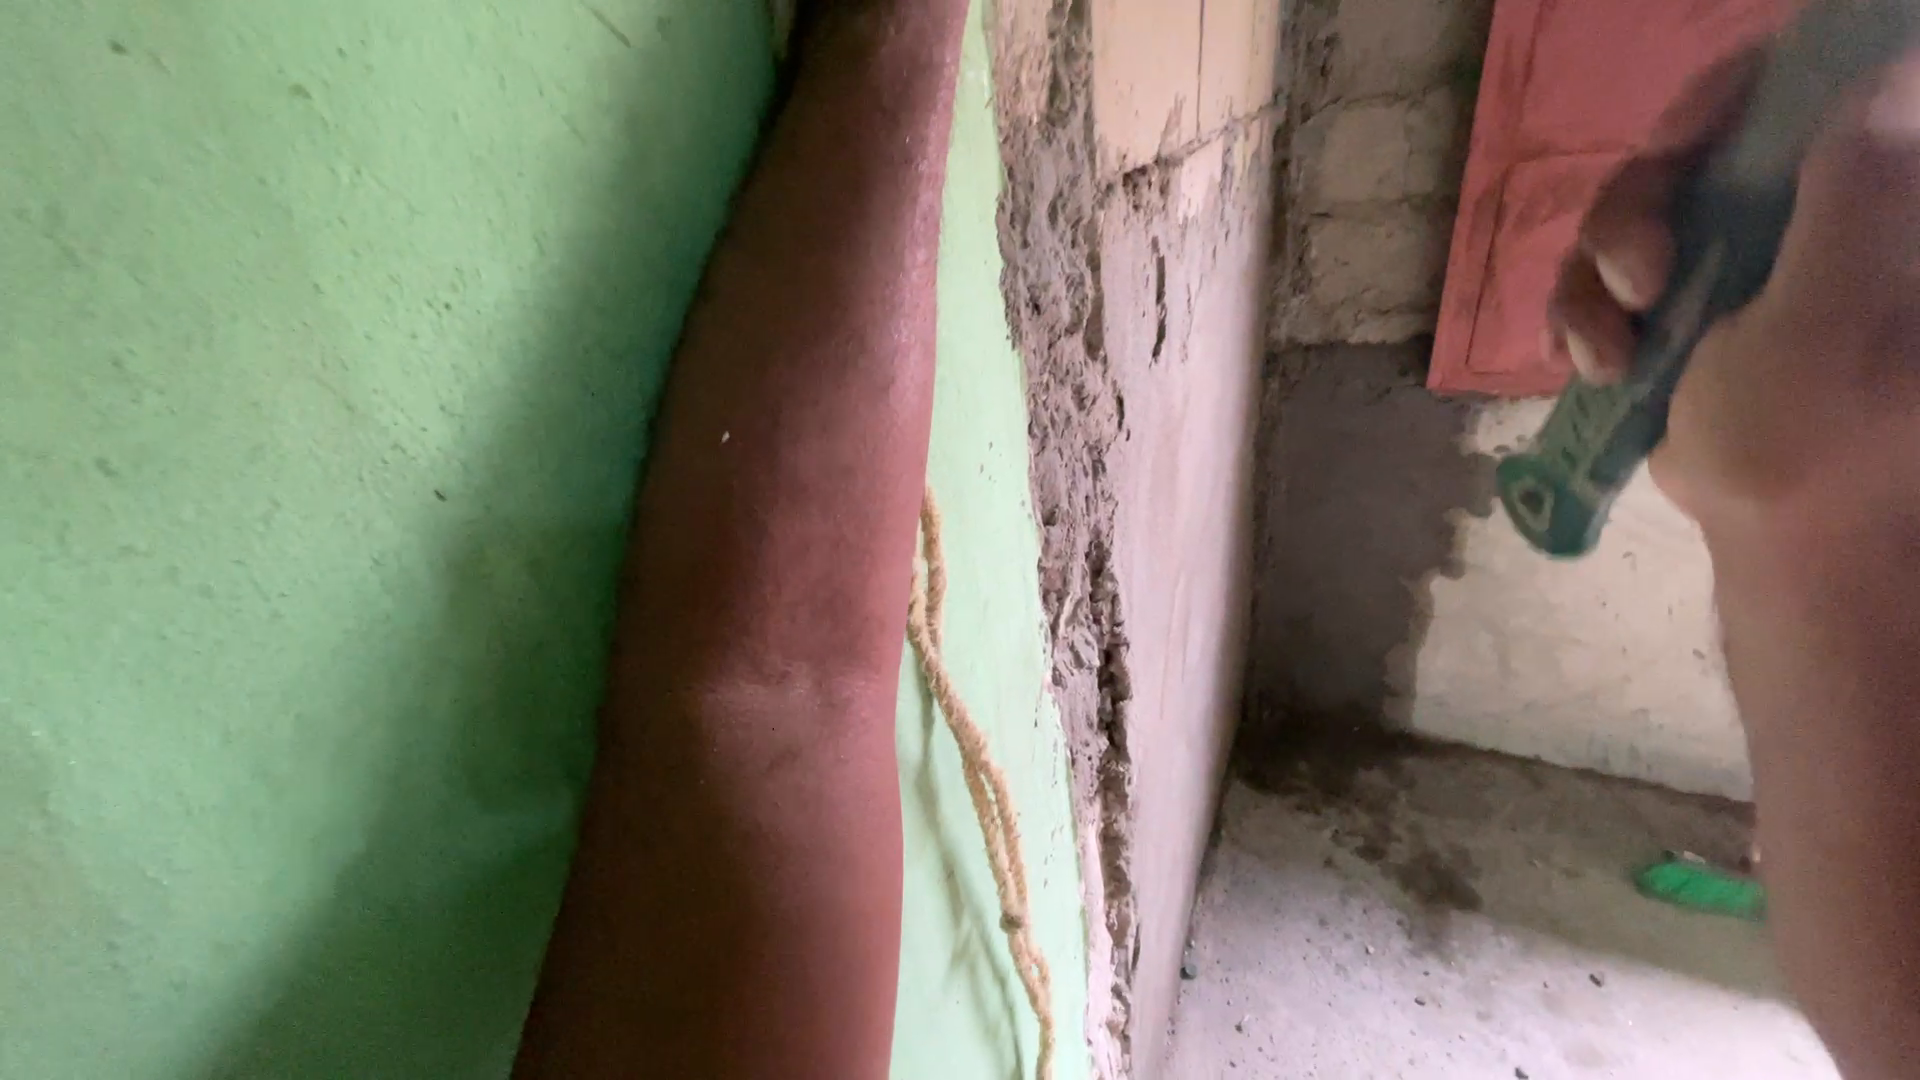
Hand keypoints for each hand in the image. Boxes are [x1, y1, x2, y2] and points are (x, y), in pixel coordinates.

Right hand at [1547, 48, 1919, 533]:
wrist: (1767, 520)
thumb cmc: (1814, 432)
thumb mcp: (1830, 317)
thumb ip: (1855, 201)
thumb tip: (1876, 77)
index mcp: (1861, 195)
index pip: (1792, 92)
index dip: (1720, 104)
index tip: (1676, 155)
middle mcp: (1787, 209)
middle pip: (1677, 156)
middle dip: (1628, 224)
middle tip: (1637, 287)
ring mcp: (1718, 258)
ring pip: (1616, 225)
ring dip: (1589, 293)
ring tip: (1604, 358)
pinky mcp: (1664, 305)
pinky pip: (1589, 282)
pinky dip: (1576, 324)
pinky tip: (1591, 366)